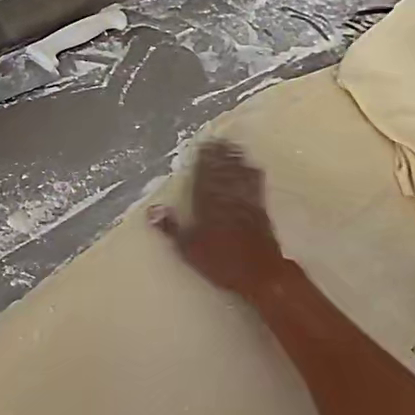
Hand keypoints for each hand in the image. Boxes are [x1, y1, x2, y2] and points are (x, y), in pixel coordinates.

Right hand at [150, 142, 288, 298]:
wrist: (260, 274)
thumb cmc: (221, 263)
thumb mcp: (188, 249)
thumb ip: (171, 228)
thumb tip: (152, 211)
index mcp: (208, 204)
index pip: (205, 175)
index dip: (203, 159)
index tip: (201, 146)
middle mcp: (228, 197)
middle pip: (223, 169)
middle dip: (220, 154)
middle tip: (216, 141)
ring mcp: (247, 201)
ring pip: (240, 172)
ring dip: (236, 158)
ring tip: (231, 147)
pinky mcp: (262, 208)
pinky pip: (256, 183)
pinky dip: (252, 171)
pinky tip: (252, 166)